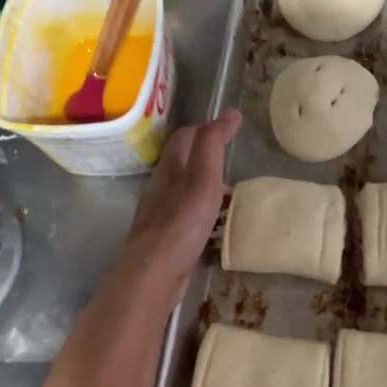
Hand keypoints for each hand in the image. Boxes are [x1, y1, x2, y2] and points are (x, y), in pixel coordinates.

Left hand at [115, 110, 241, 295]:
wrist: (153, 274)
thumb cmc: (180, 223)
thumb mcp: (203, 178)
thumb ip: (213, 145)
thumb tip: (229, 112)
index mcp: (169, 167)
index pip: (186, 136)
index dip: (208, 128)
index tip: (232, 127)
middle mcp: (161, 185)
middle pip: (181, 159)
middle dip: (203, 150)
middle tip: (230, 152)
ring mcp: (160, 211)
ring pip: (182, 185)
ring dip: (201, 179)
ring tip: (226, 184)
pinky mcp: (165, 234)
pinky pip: (184, 210)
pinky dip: (200, 205)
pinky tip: (212, 217)